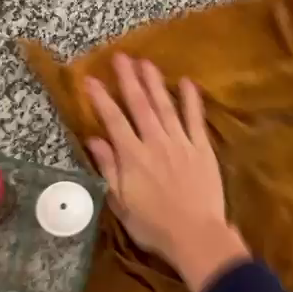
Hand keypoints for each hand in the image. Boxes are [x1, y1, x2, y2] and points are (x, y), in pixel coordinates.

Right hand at [84, 54, 249, 291]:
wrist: (196, 235)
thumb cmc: (154, 226)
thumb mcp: (121, 202)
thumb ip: (109, 168)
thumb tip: (94, 140)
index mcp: (132, 157)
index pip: (113, 120)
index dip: (101, 98)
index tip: (91, 79)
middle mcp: (155, 143)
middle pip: (139, 105)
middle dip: (129, 79)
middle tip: (121, 57)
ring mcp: (181, 143)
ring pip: (165, 106)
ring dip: (155, 83)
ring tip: (146, 63)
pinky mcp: (202, 149)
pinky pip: (195, 119)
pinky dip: (191, 100)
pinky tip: (186, 83)